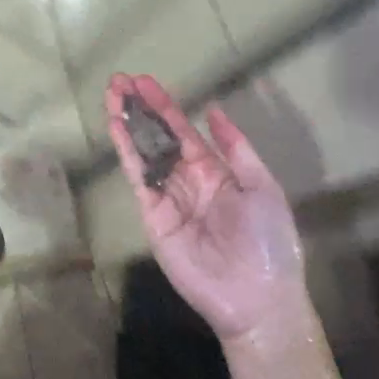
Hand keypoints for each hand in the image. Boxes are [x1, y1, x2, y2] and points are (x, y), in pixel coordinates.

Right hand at [105, 74, 308, 344]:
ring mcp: (167, 196)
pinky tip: (115, 126)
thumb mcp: (262, 187)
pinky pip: (137, 177)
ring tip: (111, 93)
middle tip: (119, 80)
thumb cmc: (267, 241)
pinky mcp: (152, 215)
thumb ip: (235, 148)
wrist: (257, 298)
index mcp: (215, 171)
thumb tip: (213, 110)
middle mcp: (187, 179)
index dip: (164, 105)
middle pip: (157, 136)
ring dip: (127, 122)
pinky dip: (125, 151)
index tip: (144, 80)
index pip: (183, 130)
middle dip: (139, 108)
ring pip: (143, 152)